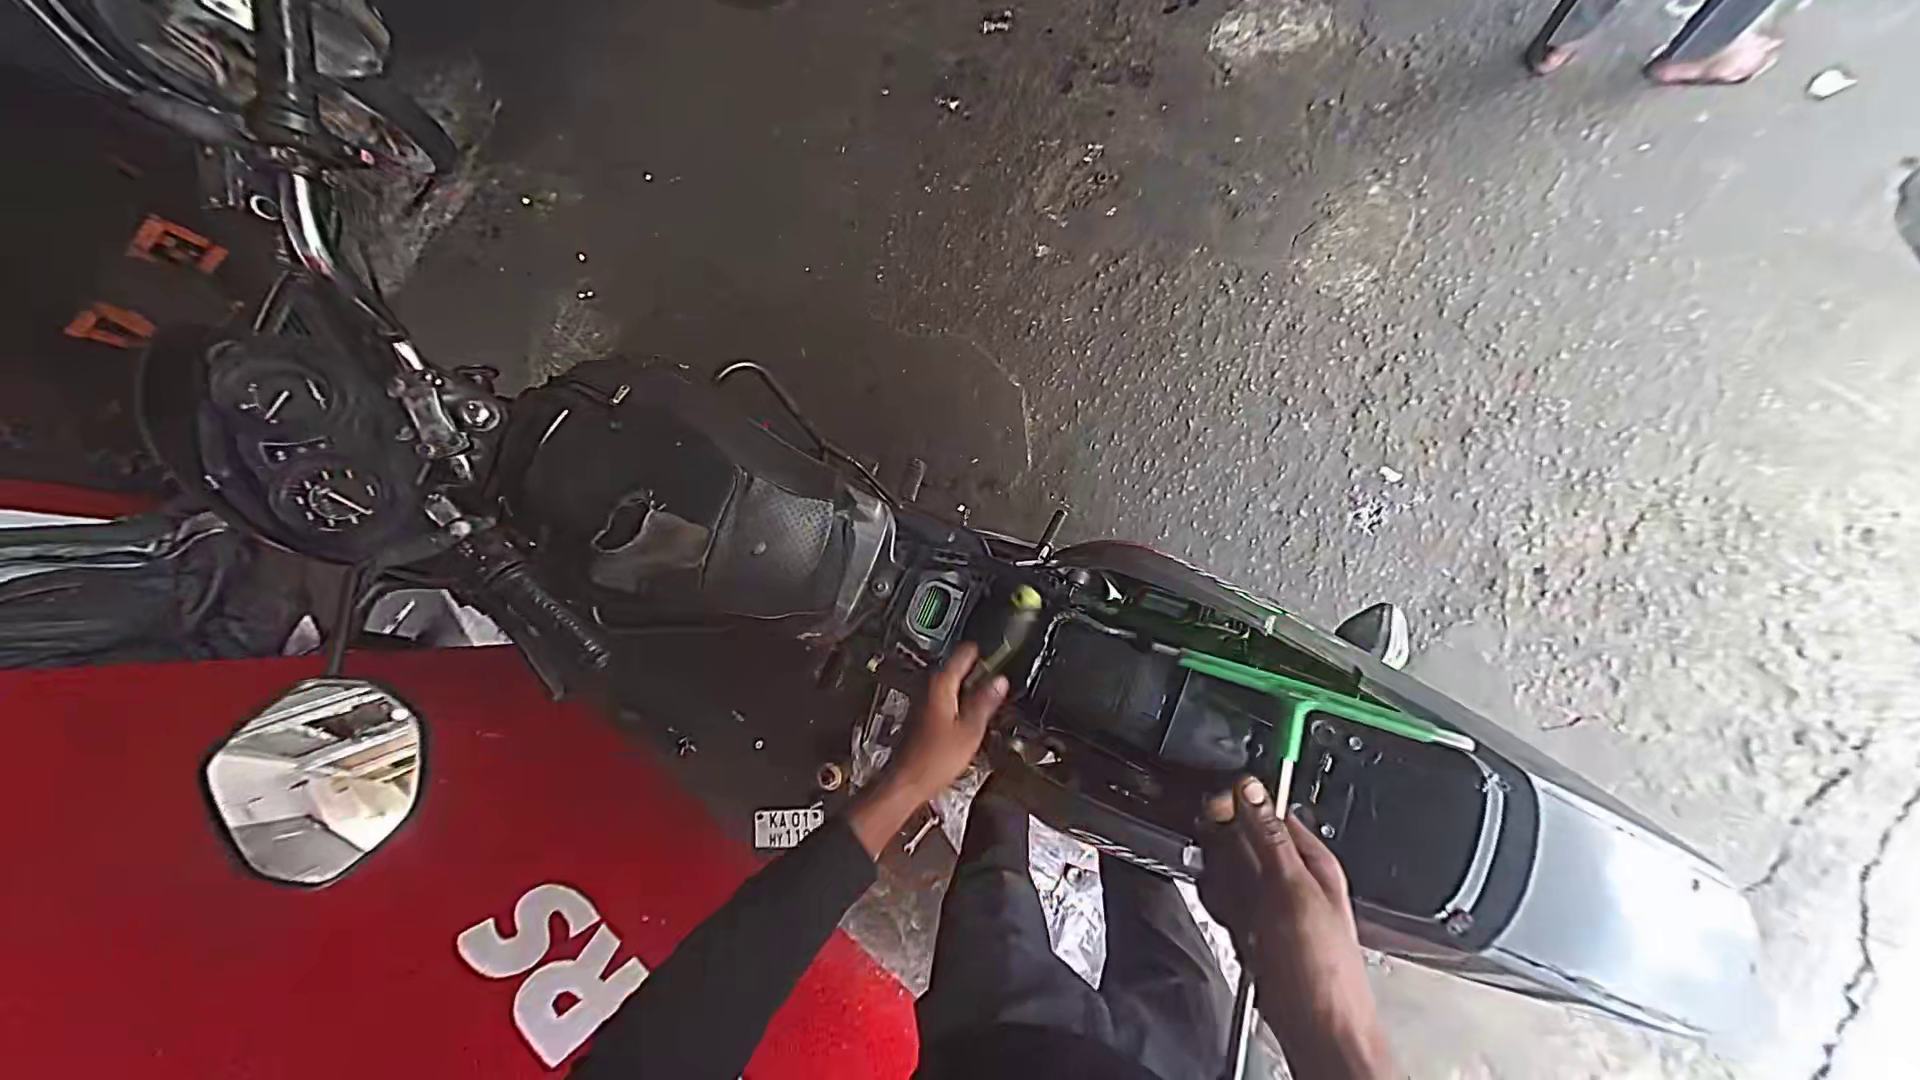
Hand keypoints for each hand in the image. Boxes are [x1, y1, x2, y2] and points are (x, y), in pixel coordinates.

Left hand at [891, 642, 1006, 799]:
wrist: (907, 782)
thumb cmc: (933, 760)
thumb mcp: (970, 730)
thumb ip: (985, 701)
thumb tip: (999, 681)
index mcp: (941, 685)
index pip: (963, 653)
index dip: (983, 653)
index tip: (997, 654)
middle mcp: (928, 688)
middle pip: (957, 668)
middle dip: (978, 673)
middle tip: (997, 682)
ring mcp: (922, 700)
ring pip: (951, 684)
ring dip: (968, 689)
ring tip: (987, 701)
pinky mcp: (921, 715)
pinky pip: (944, 699)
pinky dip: (958, 703)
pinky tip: (968, 718)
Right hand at [1200, 777, 1395, 1079]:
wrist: (1318, 1034)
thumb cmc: (1323, 971)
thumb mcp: (1292, 890)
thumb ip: (1268, 836)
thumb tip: (1250, 790)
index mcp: (1310, 859)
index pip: (1267, 809)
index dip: (1240, 806)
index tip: (1218, 809)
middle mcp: (1290, 876)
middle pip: (1240, 838)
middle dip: (1226, 854)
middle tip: (1234, 873)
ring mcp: (1270, 901)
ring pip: (1227, 869)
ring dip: (1223, 885)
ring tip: (1240, 909)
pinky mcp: (1253, 924)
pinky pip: (1224, 898)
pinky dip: (1222, 908)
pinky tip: (1236, 925)